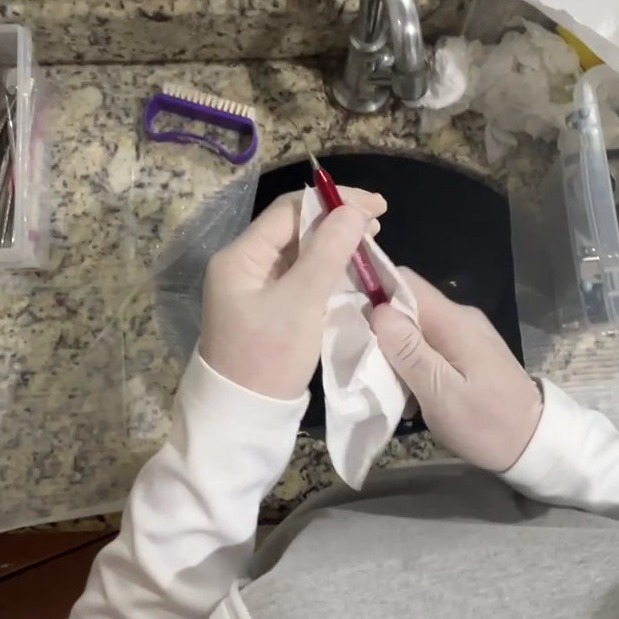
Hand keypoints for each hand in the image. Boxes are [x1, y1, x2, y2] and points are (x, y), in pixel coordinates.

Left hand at [199, 188, 385, 399]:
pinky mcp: (268, 309)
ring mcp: (255, 289)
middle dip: (337, 222)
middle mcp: (244, 265)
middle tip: (378, 225)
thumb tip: (354, 211)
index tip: (376, 206)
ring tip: (370, 244)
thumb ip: (328, 253)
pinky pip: (300, 277)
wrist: (244, 416)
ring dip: (334, 246)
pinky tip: (352, 270)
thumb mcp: (301, 303)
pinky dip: (327, 270)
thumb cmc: (268, 357)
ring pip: (300, 253)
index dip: (334, 201)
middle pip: (294, 228)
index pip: (290, 210)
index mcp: (241, 256)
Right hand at [366, 269, 541, 470]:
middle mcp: (460, 317)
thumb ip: (408, 350)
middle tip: (357, 354)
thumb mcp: (440, 392)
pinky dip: (412, 361)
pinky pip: (430, 344)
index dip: (372, 289)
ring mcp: (466, 334)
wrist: (534, 444)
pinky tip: (407, 389)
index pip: (404, 281)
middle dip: (379, 325)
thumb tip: (378, 310)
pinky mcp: (469, 351)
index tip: (345, 311)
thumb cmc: (486, 422)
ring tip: (380, 377)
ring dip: (395, 349)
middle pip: (408, 303)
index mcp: (452, 320)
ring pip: (416, 326)